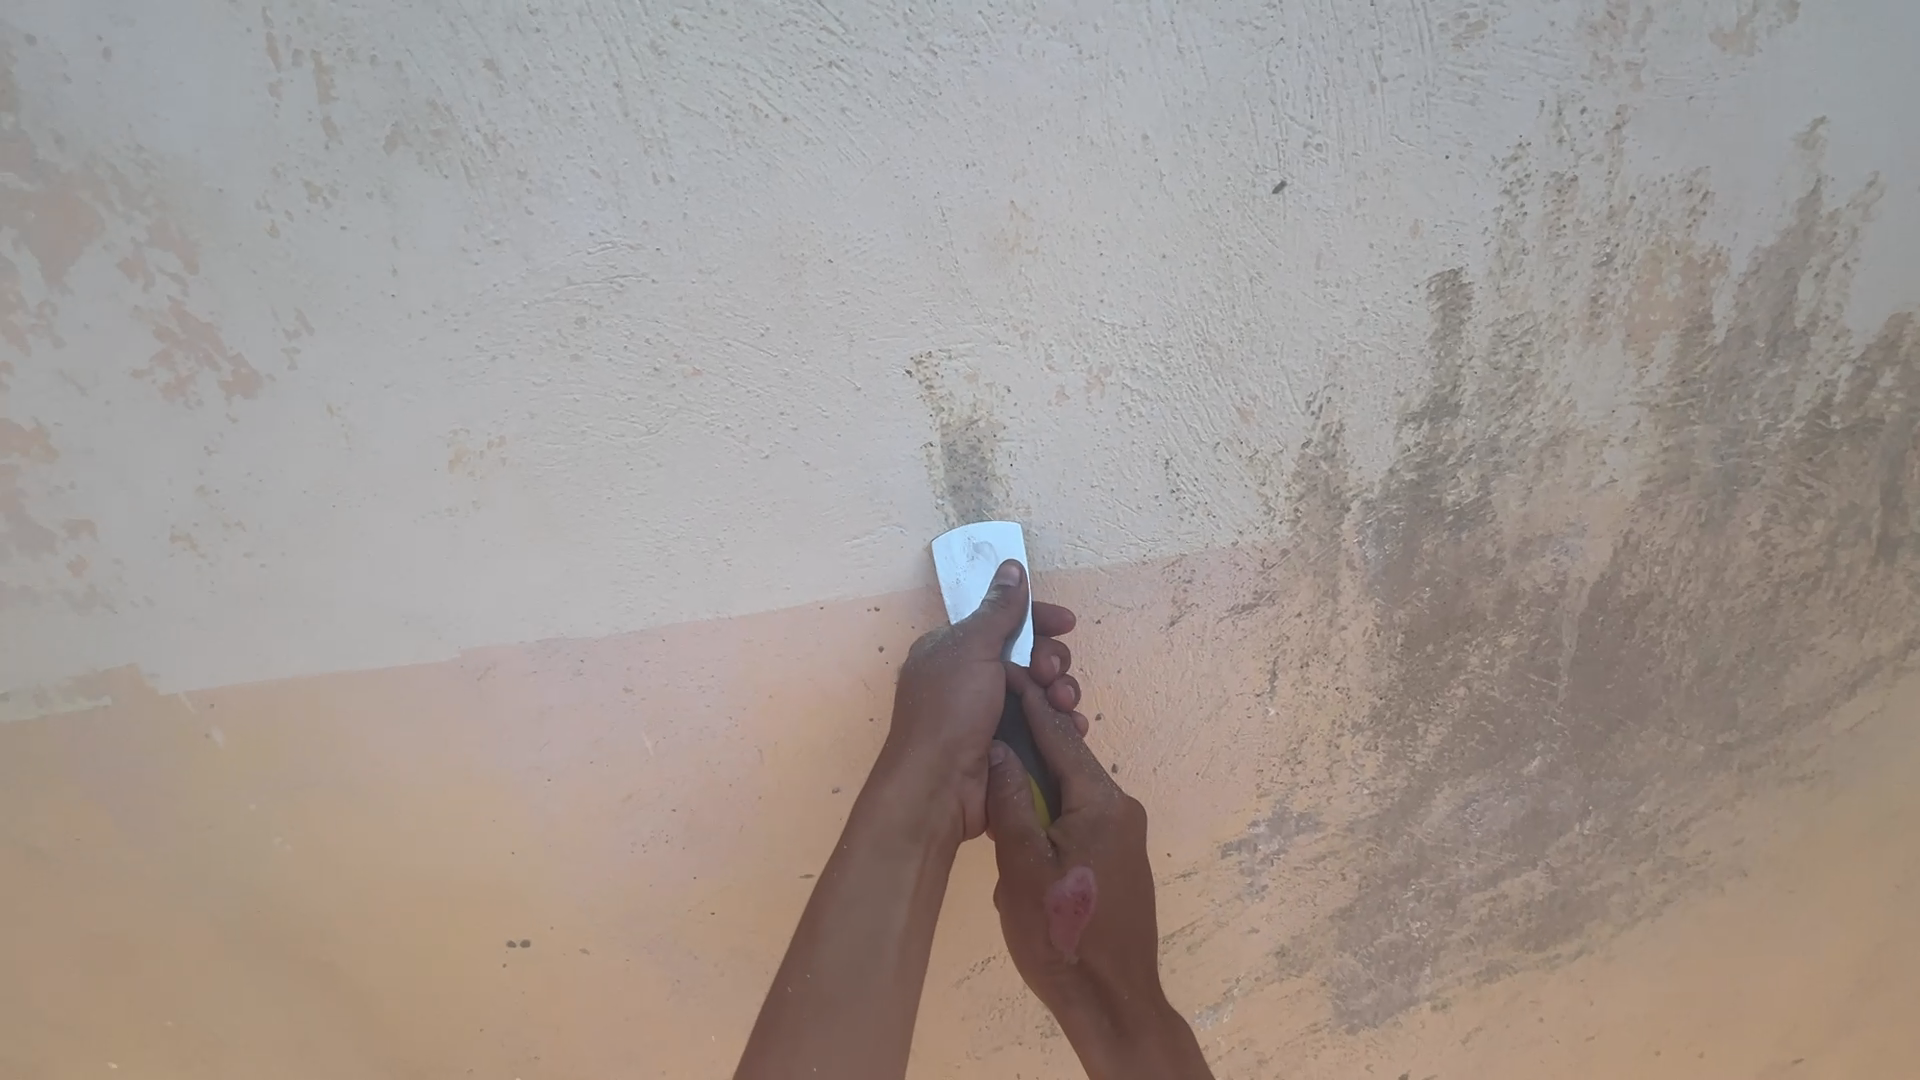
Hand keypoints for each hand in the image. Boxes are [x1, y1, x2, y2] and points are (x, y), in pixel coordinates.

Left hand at [879, 560, 1081, 840]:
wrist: (938, 788)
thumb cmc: (949, 709)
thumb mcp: (972, 648)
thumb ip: (999, 609)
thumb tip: (1011, 565)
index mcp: (954, 649)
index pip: (1002, 621)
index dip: (1036, 619)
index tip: (1065, 622)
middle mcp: (972, 678)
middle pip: (1029, 655)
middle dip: (1050, 660)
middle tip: (1050, 674)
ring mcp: (992, 714)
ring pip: (1042, 691)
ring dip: (1060, 692)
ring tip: (1063, 704)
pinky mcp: (1010, 746)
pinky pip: (1045, 725)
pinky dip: (1062, 723)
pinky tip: (1074, 727)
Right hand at [986, 668, 1212, 1079]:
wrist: (1114, 1004)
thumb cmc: (1061, 934)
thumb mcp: (1021, 865)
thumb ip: (1010, 800)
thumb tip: (998, 747)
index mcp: (1100, 801)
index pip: (1059, 737)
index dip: (1031, 703)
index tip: (1007, 670)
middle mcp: (1120, 807)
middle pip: (1069, 759)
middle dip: (1032, 739)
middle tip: (992, 719)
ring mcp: (1125, 833)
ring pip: (1073, 788)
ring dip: (1039, 778)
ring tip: (999, 767)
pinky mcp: (1120, 856)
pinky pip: (1081, 813)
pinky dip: (1052, 806)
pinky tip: (1024, 816)